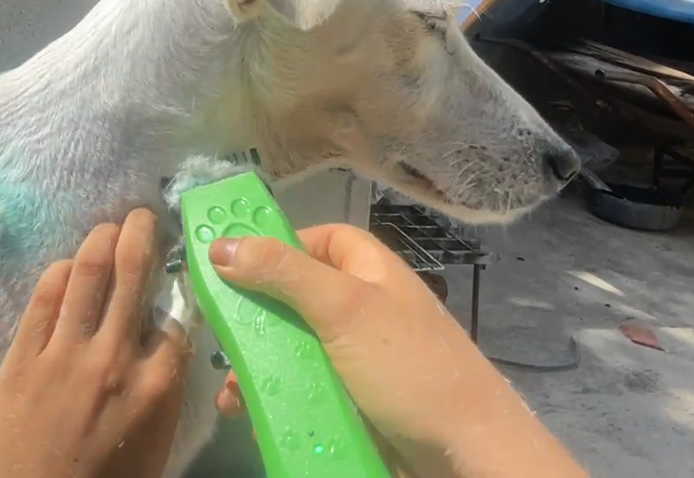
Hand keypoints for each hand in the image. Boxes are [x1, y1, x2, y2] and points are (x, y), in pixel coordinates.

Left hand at [0, 208, 190, 477]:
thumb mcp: (153, 441)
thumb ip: (161, 385)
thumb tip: (161, 335)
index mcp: (155, 386)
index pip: (173, 316)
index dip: (171, 292)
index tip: (169, 273)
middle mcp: (113, 357)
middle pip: (132, 270)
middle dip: (140, 231)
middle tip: (141, 215)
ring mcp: (64, 352)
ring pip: (87, 269)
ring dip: (100, 237)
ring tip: (107, 227)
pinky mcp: (23, 354)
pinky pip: (45, 294)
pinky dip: (60, 271)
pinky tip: (68, 267)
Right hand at [209, 224, 585, 477]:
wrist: (475, 460)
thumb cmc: (407, 366)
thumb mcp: (341, 308)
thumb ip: (280, 271)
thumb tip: (218, 244)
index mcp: (365, 267)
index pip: (309, 238)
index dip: (270, 248)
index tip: (230, 268)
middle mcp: (362, 302)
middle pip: (292, 294)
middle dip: (254, 320)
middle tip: (221, 342)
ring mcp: (361, 353)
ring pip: (295, 345)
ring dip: (260, 365)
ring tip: (232, 396)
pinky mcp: (359, 397)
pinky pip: (310, 385)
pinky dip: (282, 395)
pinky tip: (257, 415)